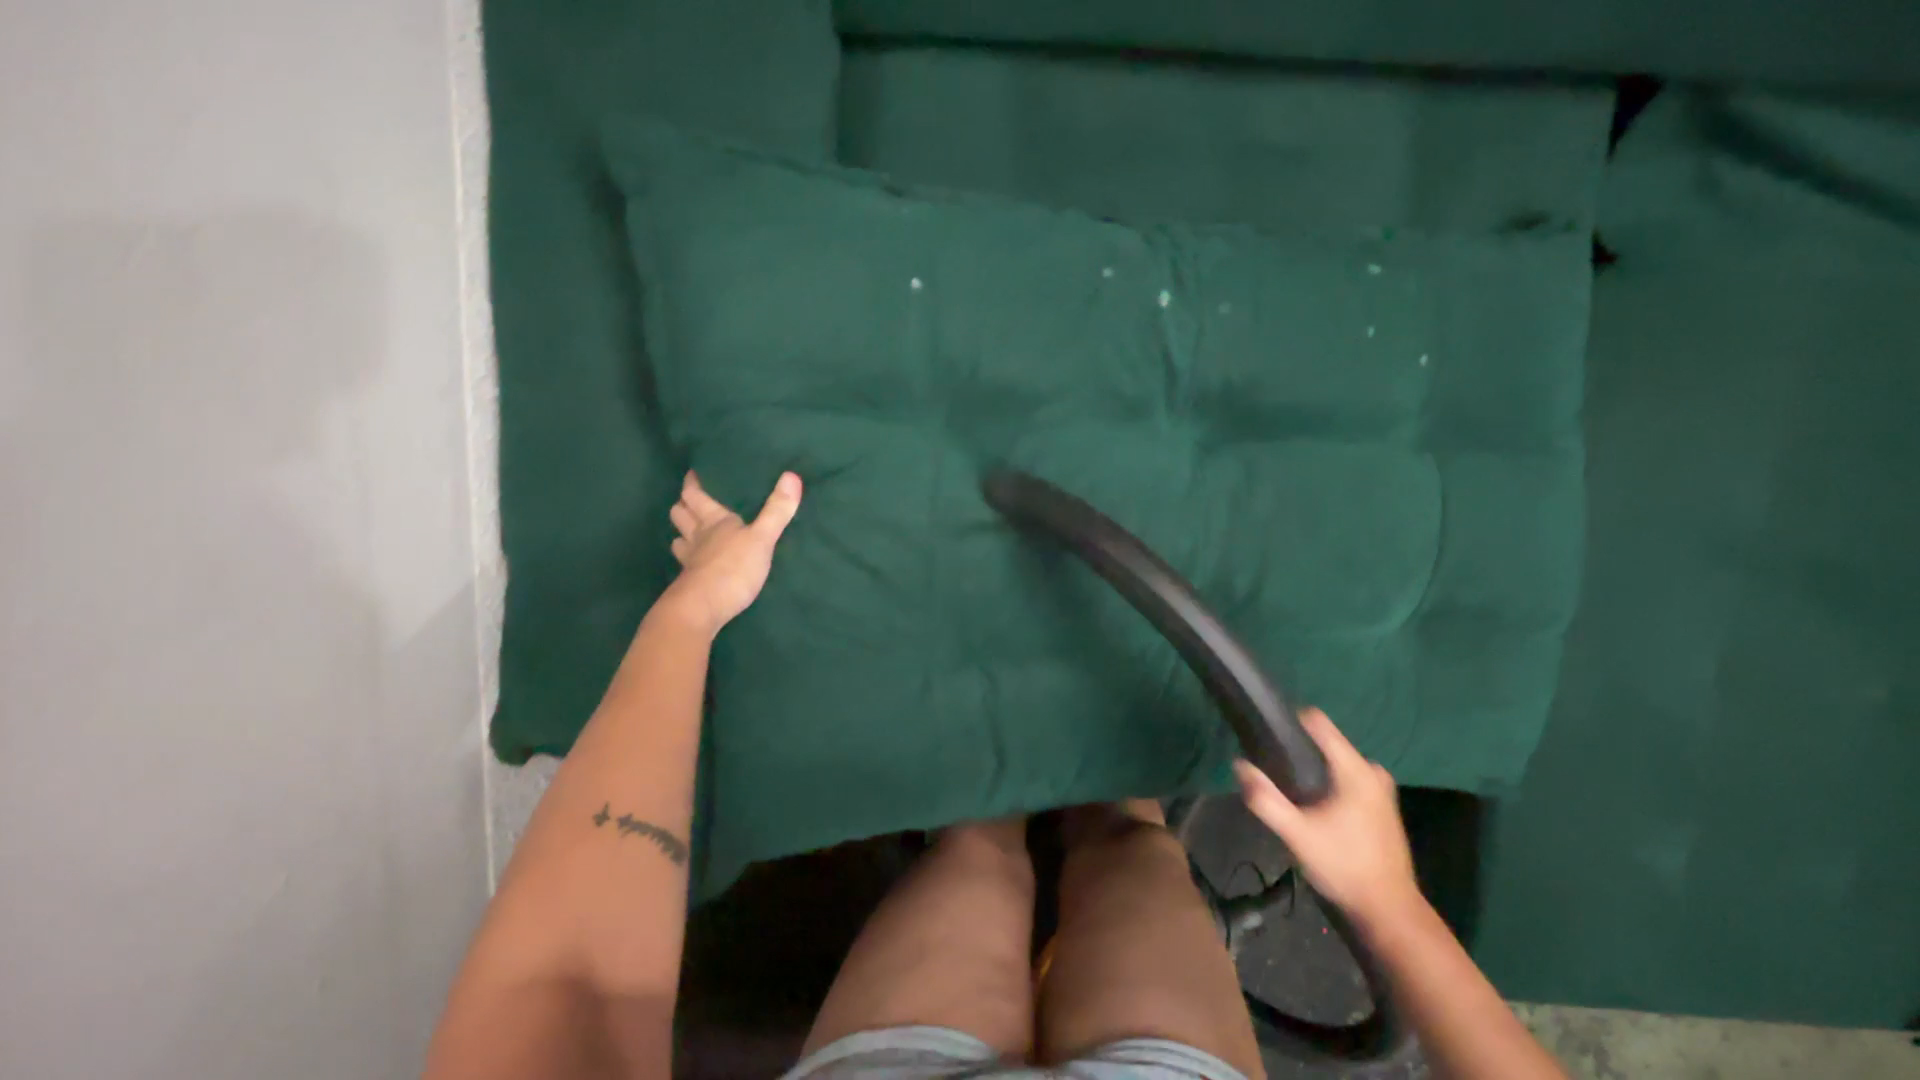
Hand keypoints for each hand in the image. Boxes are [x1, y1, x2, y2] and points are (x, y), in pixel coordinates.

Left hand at [659, 470, 801, 635]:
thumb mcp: (762, 538)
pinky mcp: (690, 582)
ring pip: (679, 539)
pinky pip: (685, 564)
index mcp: (714, 520)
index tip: (693, 472)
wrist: (702, 609)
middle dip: (683, 505)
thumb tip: (791, 475)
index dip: (692, 483)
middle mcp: (697, 536)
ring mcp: (690, 560)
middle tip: (690, 499)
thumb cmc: (733, 568)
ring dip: (682, 532)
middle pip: (681, 514)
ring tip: (691, 529)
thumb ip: (776, 511)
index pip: (695, 495)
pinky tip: (696, 562)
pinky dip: (688, 558)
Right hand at [1234, 708, 1420, 926]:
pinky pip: (1348, 781)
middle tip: (1276, 778)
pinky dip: (1329, 788)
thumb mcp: (1297, 834)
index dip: (1289, 723)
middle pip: (1326, 746)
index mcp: (1355, 769)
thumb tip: (1239, 765)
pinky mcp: (1383, 807)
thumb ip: (1266, 799)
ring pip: (1336, 766)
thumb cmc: (1343, 866)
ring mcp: (1382, 790)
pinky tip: (1315, 812)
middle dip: (1299, 756)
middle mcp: (1372, 771)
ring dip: (1314, 775)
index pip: (1319, 723)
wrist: (1387, 909)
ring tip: (1292, 797)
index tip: (1266, 735)